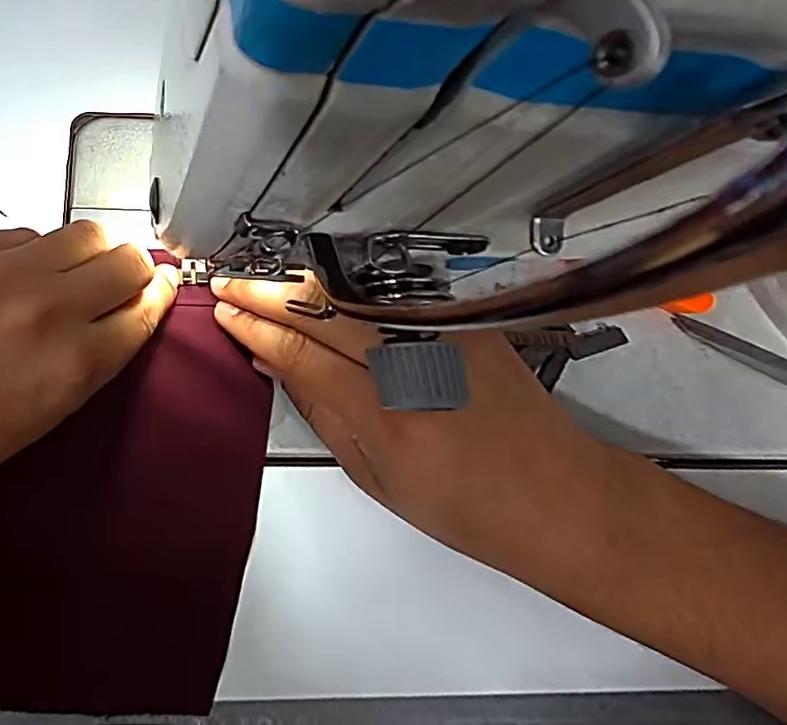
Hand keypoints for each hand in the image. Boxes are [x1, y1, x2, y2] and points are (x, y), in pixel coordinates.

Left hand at [0, 222, 178, 546]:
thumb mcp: (59, 406)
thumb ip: (105, 349)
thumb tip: (139, 298)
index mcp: (74, 364)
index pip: (145, 307)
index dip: (158, 294)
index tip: (158, 286)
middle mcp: (45, 311)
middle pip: (127, 259)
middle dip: (134, 268)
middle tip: (122, 277)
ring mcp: (3, 275)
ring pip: (86, 231)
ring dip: (93, 251)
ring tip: (75, 270)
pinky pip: (30, 234)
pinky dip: (39, 252)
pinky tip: (22, 277)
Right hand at [212, 277, 619, 572]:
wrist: (559, 495)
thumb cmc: (472, 505)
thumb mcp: (376, 477)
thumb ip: (320, 412)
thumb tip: (276, 367)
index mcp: (386, 415)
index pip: (299, 352)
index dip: (255, 328)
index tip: (228, 316)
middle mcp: (414, 365)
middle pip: (318, 309)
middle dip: (263, 293)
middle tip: (231, 285)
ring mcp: (443, 335)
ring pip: (350, 291)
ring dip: (296, 282)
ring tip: (260, 281)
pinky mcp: (462, 320)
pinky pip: (387, 294)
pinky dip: (343, 286)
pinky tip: (316, 284)